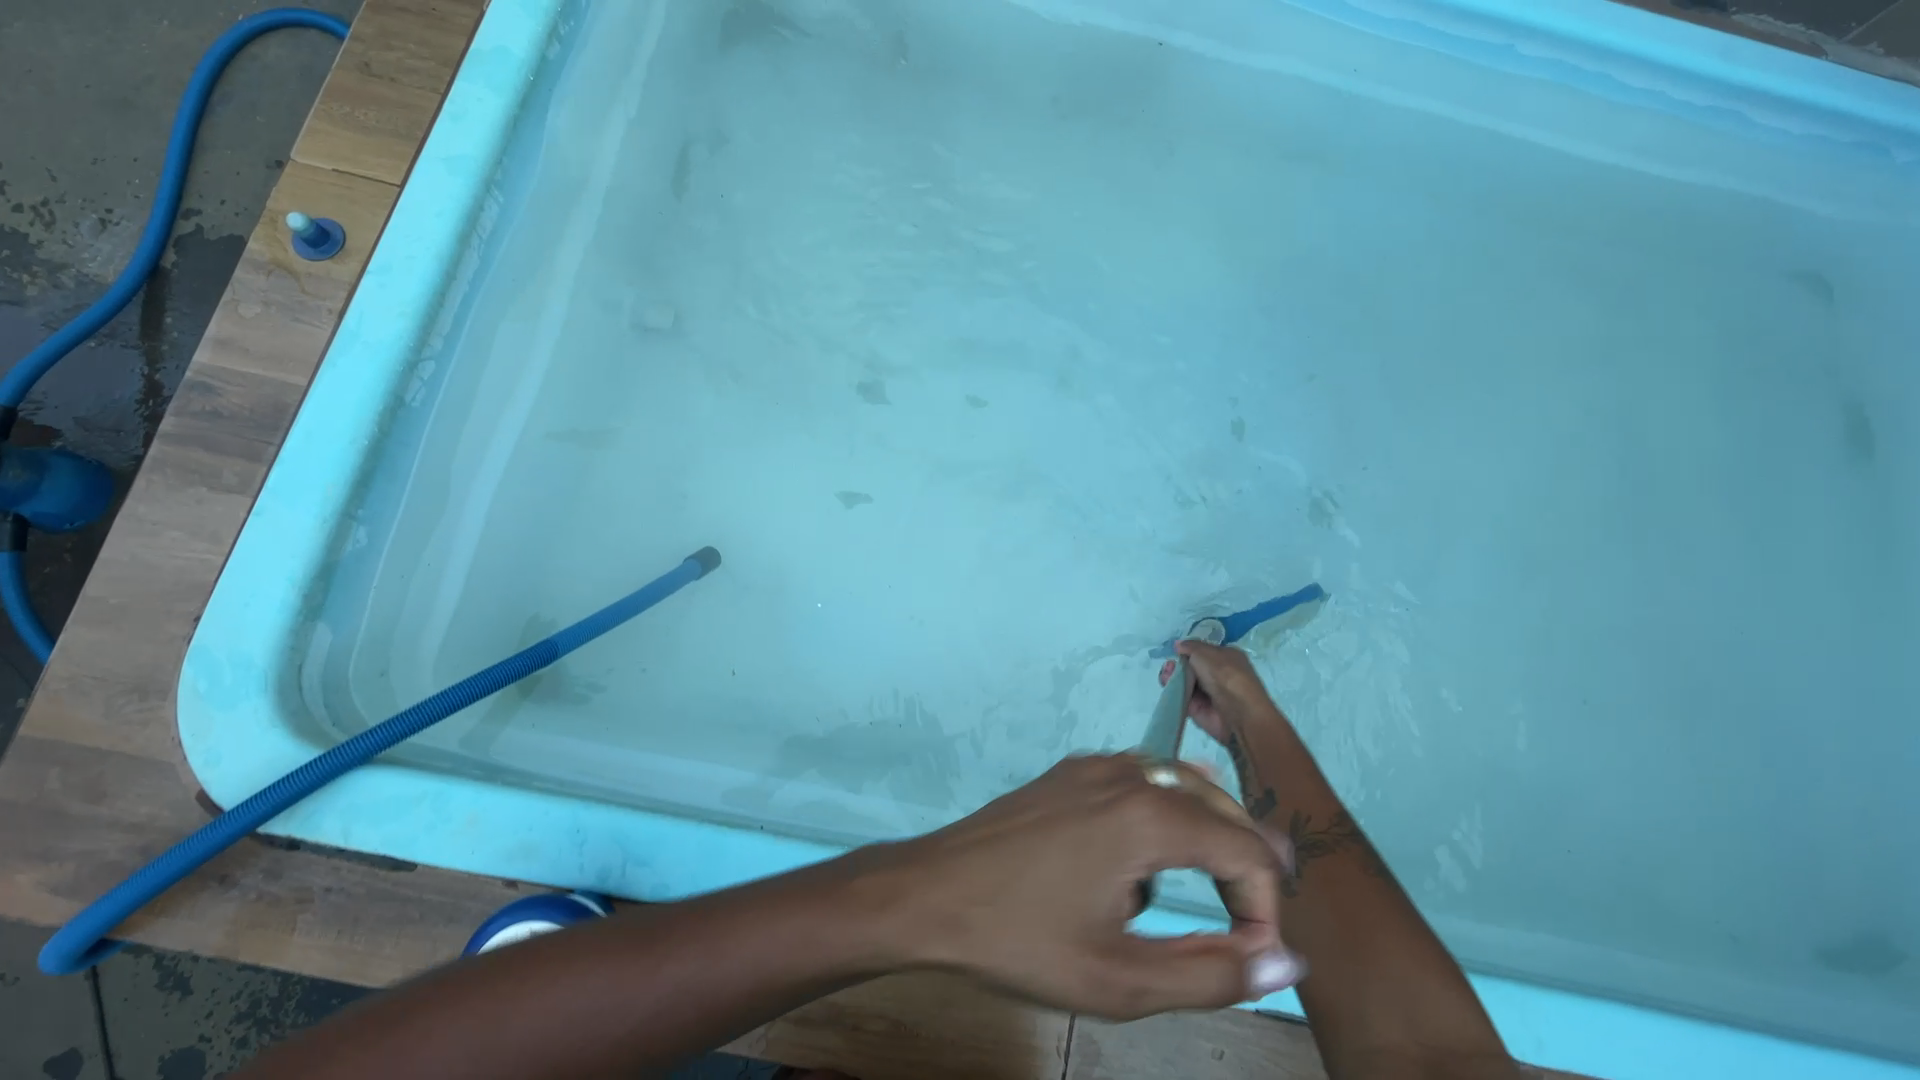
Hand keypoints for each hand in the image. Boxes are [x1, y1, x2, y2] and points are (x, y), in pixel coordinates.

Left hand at [865, 754, 1304, 1019]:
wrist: (924, 896)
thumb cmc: (1020, 940)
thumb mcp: (1118, 980)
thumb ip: (1211, 975)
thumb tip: (1287, 964)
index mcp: (1149, 816)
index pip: (1247, 851)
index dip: (1265, 907)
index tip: (1252, 956)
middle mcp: (1129, 774)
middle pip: (1220, 806)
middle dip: (1245, 864)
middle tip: (1249, 925)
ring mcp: (1093, 766)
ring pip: (1181, 784)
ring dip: (1208, 833)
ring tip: (1213, 890)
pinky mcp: (1067, 773)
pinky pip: (1140, 779)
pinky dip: (1166, 812)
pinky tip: (1150, 854)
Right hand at [1159, 639, 1285, 740]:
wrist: (1237, 711)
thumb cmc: (1225, 674)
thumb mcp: (1206, 652)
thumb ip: (1190, 646)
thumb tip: (1178, 644)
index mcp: (1226, 658)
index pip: (1204, 652)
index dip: (1189, 650)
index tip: (1176, 650)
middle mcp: (1218, 675)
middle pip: (1191, 667)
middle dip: (1178, 664)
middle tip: (1170, 664)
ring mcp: (1207, 693)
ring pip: (1183, 682)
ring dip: (1172, 676)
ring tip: (1166, 673)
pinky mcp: (1197, 709)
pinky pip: (1181, 697)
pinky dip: (1172, 690)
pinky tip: (1166, 683)